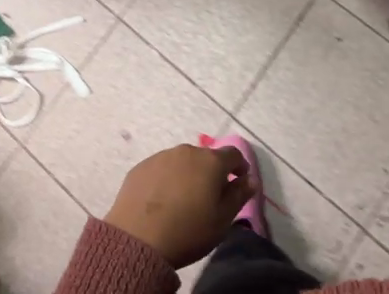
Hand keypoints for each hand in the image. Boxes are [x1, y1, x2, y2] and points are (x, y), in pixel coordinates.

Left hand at [104, 145, 257, 269]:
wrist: (138, 238)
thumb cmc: (188, 231)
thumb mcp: (222, 219)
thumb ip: (239, 195)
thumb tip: (250, 179)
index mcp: (211, 162)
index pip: (233, 154)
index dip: (239, 166)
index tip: (240, 180)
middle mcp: (187, 151)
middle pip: (206, 157)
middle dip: (212, 172)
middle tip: (210, 196)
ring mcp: (161, 156)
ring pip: (182, 162)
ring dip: (188, 174)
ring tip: (184, 199)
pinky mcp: (141, 167)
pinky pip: (161, 169)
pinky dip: (167, 179)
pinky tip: (162, 200)